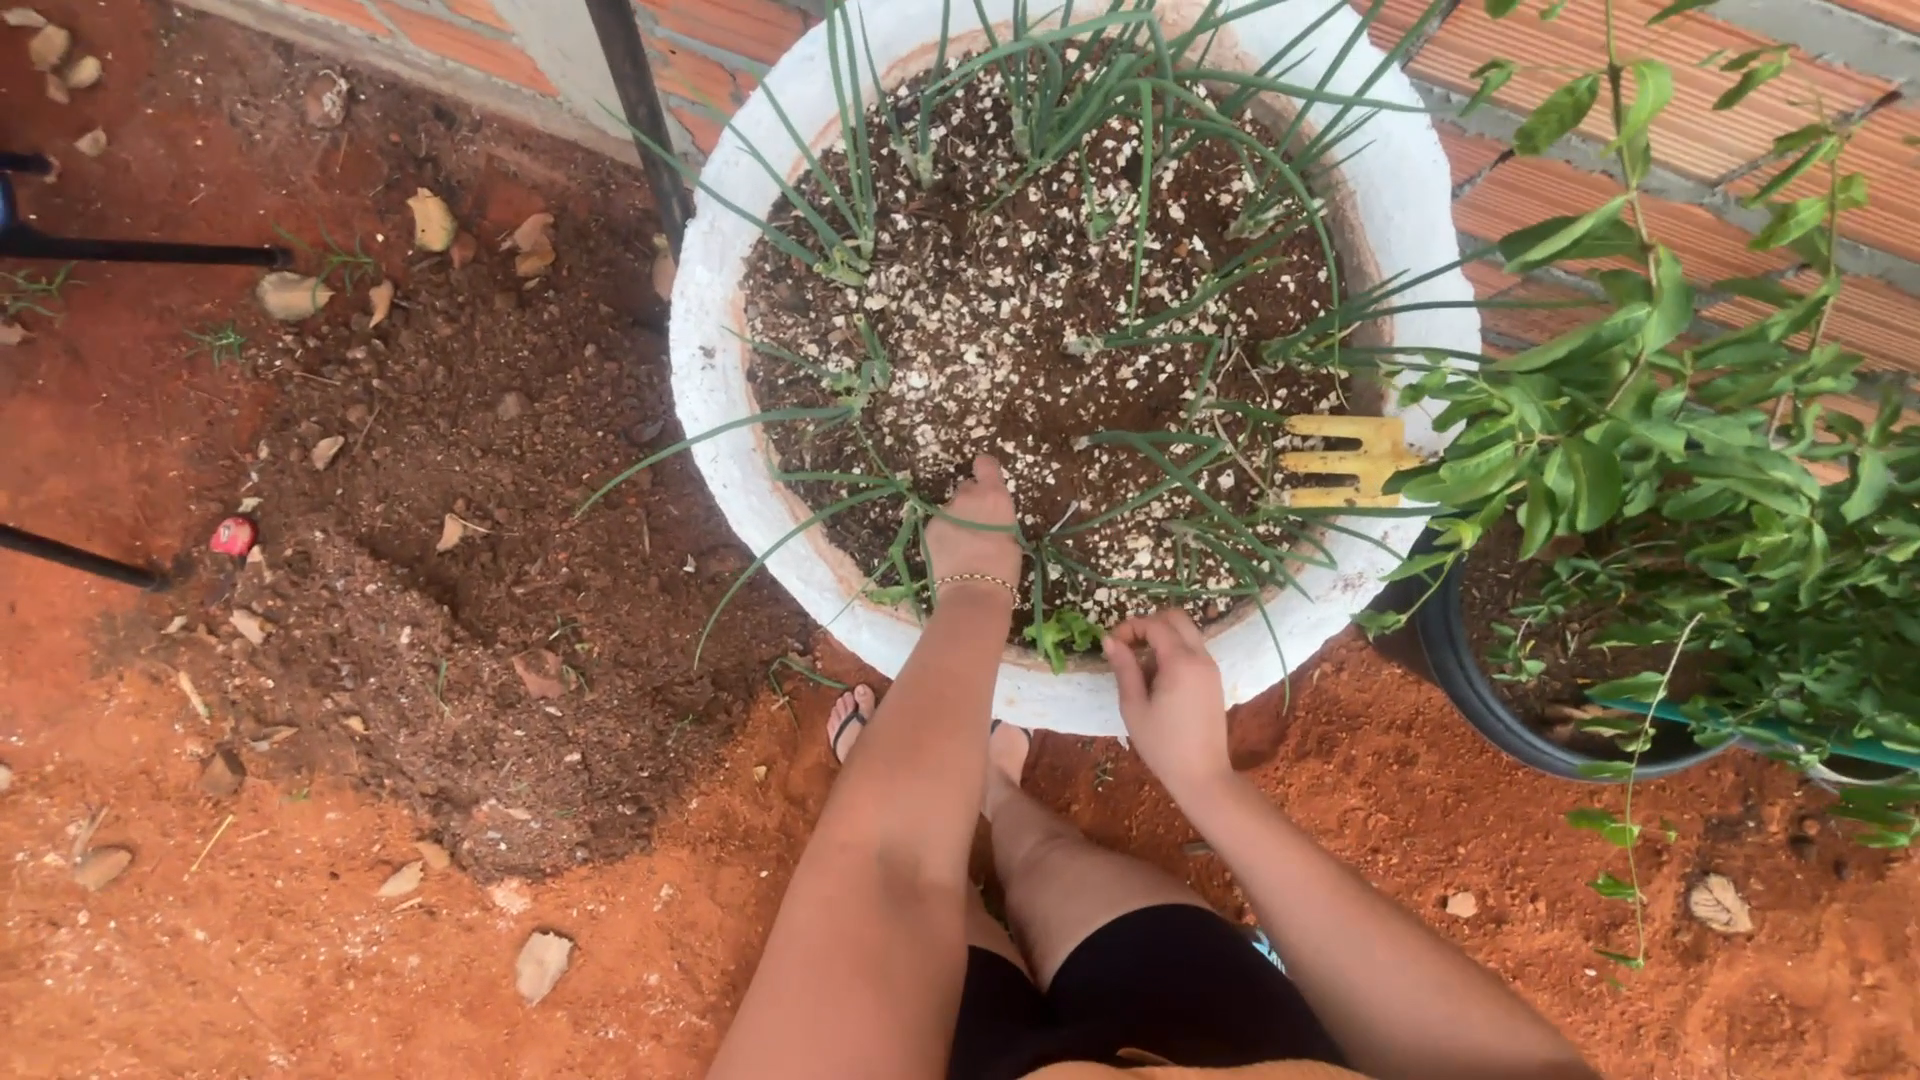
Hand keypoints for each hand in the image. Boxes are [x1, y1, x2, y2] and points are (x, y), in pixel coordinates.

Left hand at [926, 454, 1023, 597]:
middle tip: (977, 525)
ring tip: (963, 546)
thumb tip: (990, 519)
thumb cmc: (1004, 567)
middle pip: (966, 488)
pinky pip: (939, 525)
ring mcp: (945, 512)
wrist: (973, 591)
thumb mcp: (1011, 536)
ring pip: (951, 509)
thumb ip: (998, 518)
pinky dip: (944, 535)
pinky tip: (951, 555)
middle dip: (971, 502)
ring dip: (957, 520)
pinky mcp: (929, 528)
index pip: (986, 464)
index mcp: (994, 495)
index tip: (985, 479)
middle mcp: (967, 496)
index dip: (985, 470)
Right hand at [1104, 608, 1231, 797]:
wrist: (1202, 775)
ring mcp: (1211, 668)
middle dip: (1149, 624)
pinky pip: (1192, 651)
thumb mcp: (1133, 706)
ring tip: (1139, 667)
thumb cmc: (1162, 744)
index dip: (1129, 627)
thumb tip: (1110, 640)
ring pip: (1186, 633)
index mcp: (1181, 662)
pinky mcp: (1213, 680)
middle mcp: (1201, 658)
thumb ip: (1123, 668)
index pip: (1155, 624)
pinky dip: (1173, 651)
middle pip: (1176, 618)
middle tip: (1127, 645)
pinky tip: (1157, 679)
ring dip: (1161, 638)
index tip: (1111, 644)